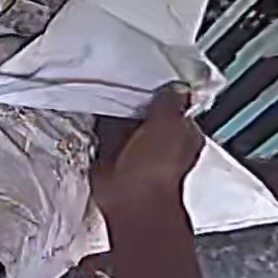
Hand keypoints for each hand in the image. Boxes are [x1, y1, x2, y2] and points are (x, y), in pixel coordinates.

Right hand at [92, 84, 204, 217]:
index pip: (175, 108)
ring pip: (124, 125)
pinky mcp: (111, 158)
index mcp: (183, 135)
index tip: (149, 81)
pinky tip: (93, 120)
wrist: (128, 196)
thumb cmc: (156, 167)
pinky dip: (98, 129)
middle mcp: (160, 144)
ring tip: (105, 100)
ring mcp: (135, 152)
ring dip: (114, 116)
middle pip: (146, 116)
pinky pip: (103, 137)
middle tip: (122, 87)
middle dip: (134, 104)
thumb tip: (175, 87)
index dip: (163, 94)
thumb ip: (171, 103)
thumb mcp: (169, 124)